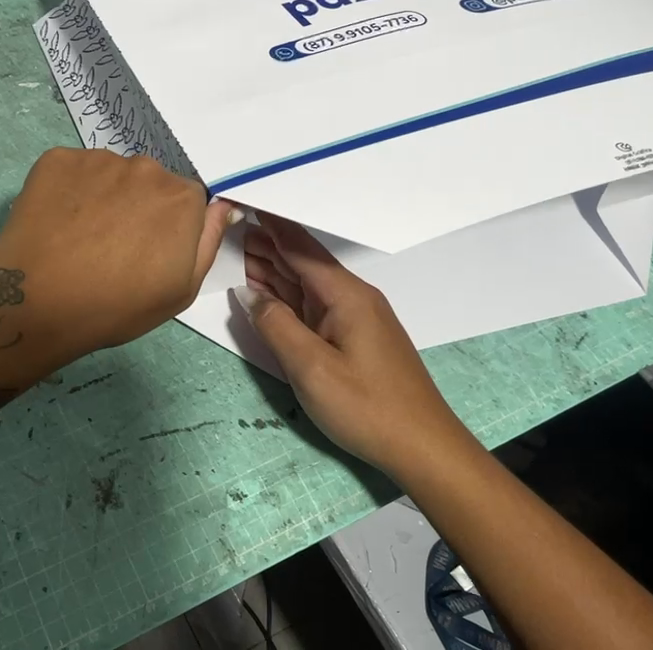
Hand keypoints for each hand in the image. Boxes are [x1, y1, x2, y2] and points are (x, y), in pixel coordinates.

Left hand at [0, 148, 238, 359]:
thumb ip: (208, 241)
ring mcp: (97, 159)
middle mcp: (144, 167)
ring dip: (101, 195)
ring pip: (108, 173)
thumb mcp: (181, 290)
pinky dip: (66, 189)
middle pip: (148, 181)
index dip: (167, 227)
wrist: (39, 300)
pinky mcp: (56, 159)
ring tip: (79, 235)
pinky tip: (56, 221)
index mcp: (182, 198)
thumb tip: (222, 206)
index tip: (147, 251)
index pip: (186, 201)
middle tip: (111, 244)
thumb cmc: (116, 305)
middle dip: (136, 205)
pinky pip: (71, 169)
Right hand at [234, 212, 476, 483]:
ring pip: (305, 283)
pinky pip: (311, 305)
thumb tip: (250, 294)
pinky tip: (264, 291)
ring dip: (273, 268)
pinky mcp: (353, 338)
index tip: (243, 201)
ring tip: (239, 251)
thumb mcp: (311, 367)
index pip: (299, 247)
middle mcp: (351, 298)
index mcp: (345, 295)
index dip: (270, 224)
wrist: (424, 451)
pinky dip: (285, 294)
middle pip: (301, 261)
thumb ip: (276, 324)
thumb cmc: (368, 407)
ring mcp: (354, 318)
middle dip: (266, 243)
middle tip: (227, 228)